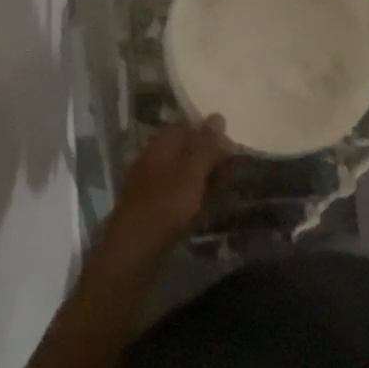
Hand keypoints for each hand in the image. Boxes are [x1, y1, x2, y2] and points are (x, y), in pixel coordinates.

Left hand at [101, 116, 227, 255]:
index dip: (207, 131)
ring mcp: (150, 189)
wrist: (134, 252)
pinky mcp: (153, 212)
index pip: (183, 127)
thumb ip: (204, 145)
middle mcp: (152, 163)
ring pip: (182, 176)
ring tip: (228, 188)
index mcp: (159, 147)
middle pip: (183, 152)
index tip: (231, 142)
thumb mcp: (190, 172)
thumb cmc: (165, 206)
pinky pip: (179, 198)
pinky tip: (209, 209)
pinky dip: (195, 200)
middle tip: (235, 167)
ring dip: (204, 180)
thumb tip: (217, 116)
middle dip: (208, 157)